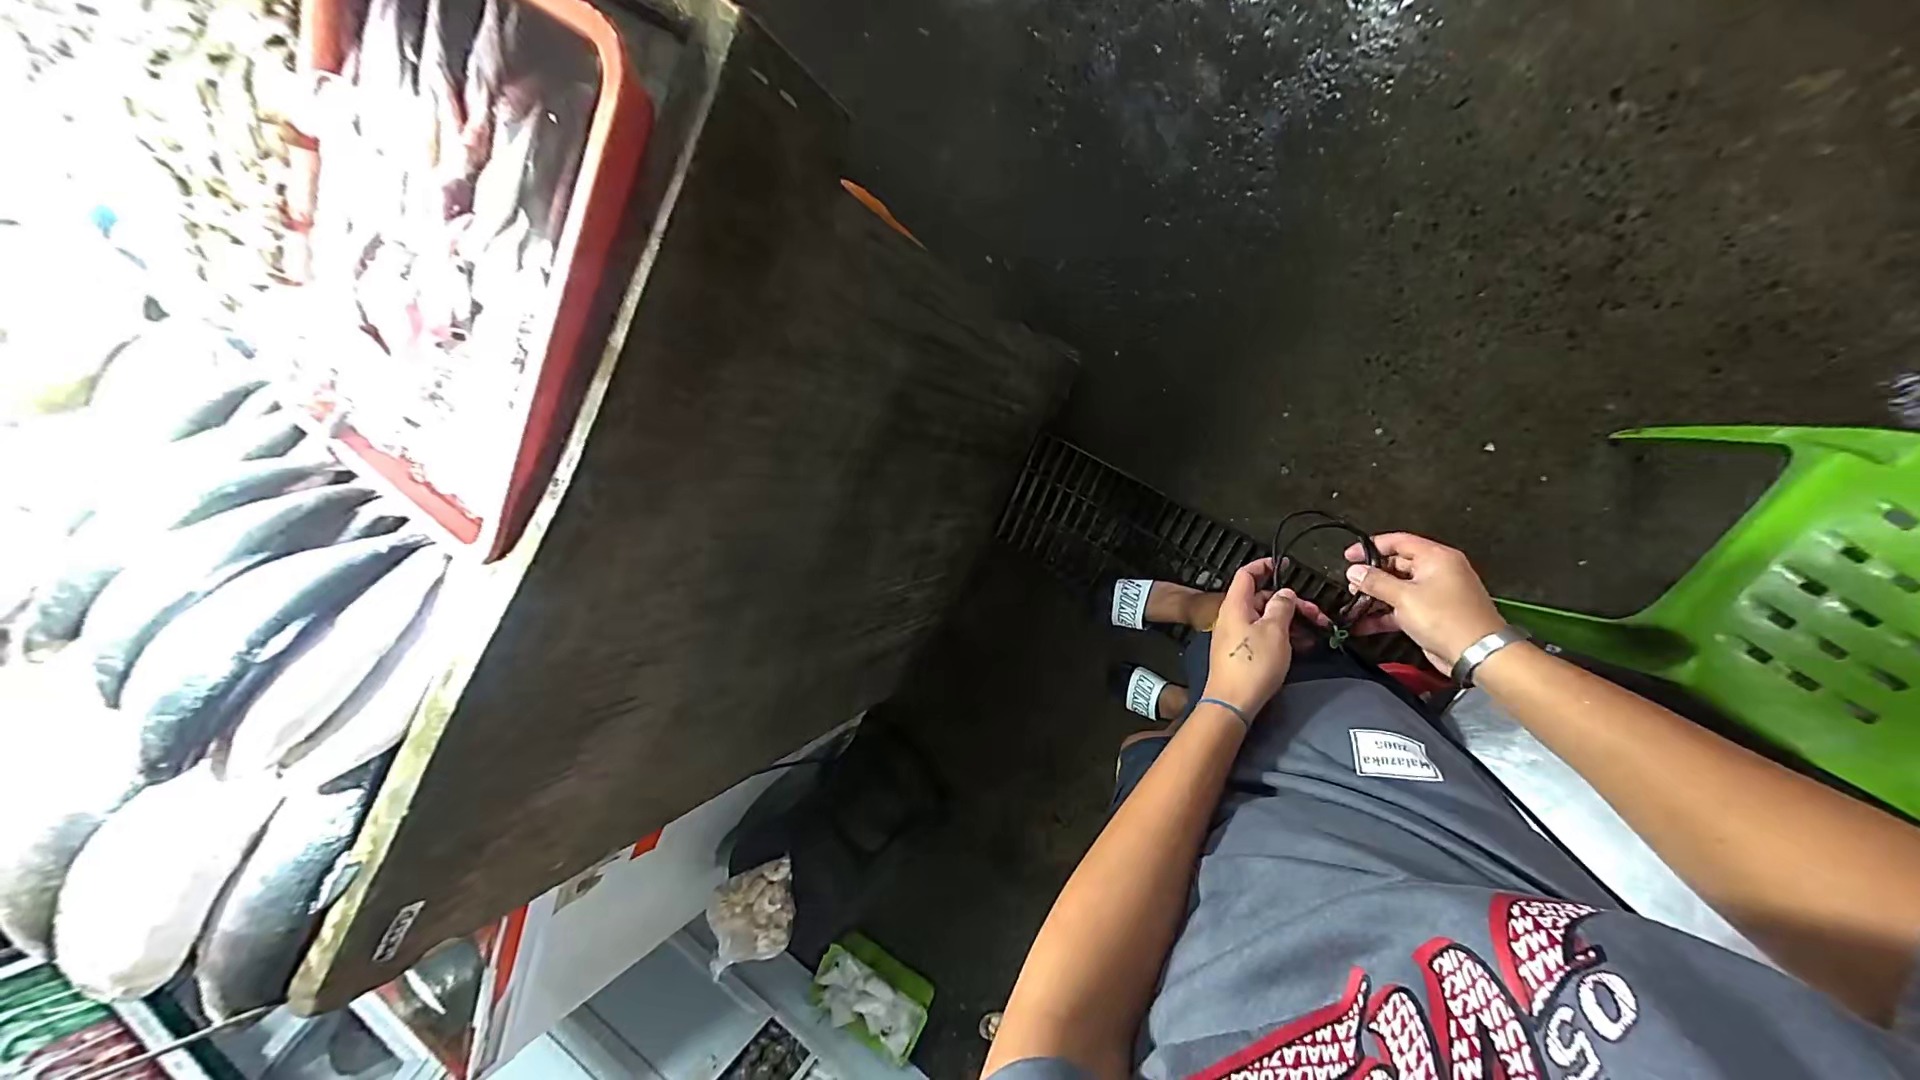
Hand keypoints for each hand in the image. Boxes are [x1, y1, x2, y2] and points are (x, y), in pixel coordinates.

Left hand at [1203, 558, 1302, 717]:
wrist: (1233, 701)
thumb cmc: (1251, 666)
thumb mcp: (1275, 630)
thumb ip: (1282, 607)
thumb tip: (1285, 594)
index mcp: (1235, 605)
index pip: (1247, 575)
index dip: (1264, 565)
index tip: (1283, 564)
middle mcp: (1232, 617)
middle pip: (1262, 598)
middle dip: (1290, 603)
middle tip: (1315, 614)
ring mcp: (1236, 635)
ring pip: (1266, 618)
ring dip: (1290, 622)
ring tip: (1313, 633)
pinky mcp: (1241, 652)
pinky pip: (1263, 635)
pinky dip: (1282, 636)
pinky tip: (1300, 646)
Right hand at [1341, 533, 1505, 672]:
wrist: (1476, 654)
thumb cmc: (1449, 620)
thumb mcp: (1404, 596)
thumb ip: (1375, 581)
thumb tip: (1356, 571)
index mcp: (1436, 558)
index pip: (1398, 541)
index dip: (1370, 546)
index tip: (1350, 556)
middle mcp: (1437, 571)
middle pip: (1395, 564)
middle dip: (1371, 575)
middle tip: (1352, 584)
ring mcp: (1434, 593)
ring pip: (1397, 588)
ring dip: (1374, 596)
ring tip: (1355, 604)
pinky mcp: (1431, 613)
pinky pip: (1401, 607)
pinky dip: (1384, 614)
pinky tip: (1364, 624)